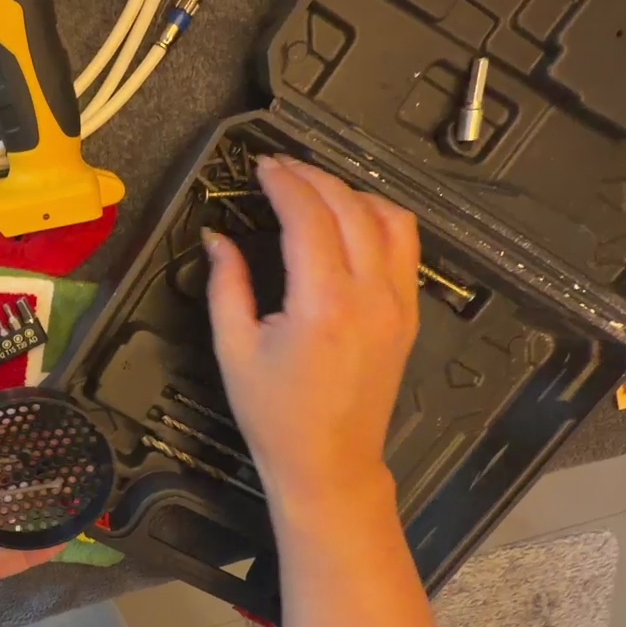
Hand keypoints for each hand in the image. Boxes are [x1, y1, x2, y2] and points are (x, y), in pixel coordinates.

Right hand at [204, 155, 419, 500]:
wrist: (327, 460)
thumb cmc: (271, 412)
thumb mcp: (232, 349)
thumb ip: (226, 286)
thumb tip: (217, 238)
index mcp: (322, 304)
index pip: (309, 217)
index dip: (284, 183)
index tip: (261, 166)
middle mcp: (370, 294)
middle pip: (351, 207)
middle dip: (314, 178)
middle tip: (280, 168)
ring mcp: (398, 303)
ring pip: (389, 218)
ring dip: (351, 191)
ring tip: (315, 187)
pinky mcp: (408, 313)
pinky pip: (404, 246)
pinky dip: (378, 218)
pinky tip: (350, 218)